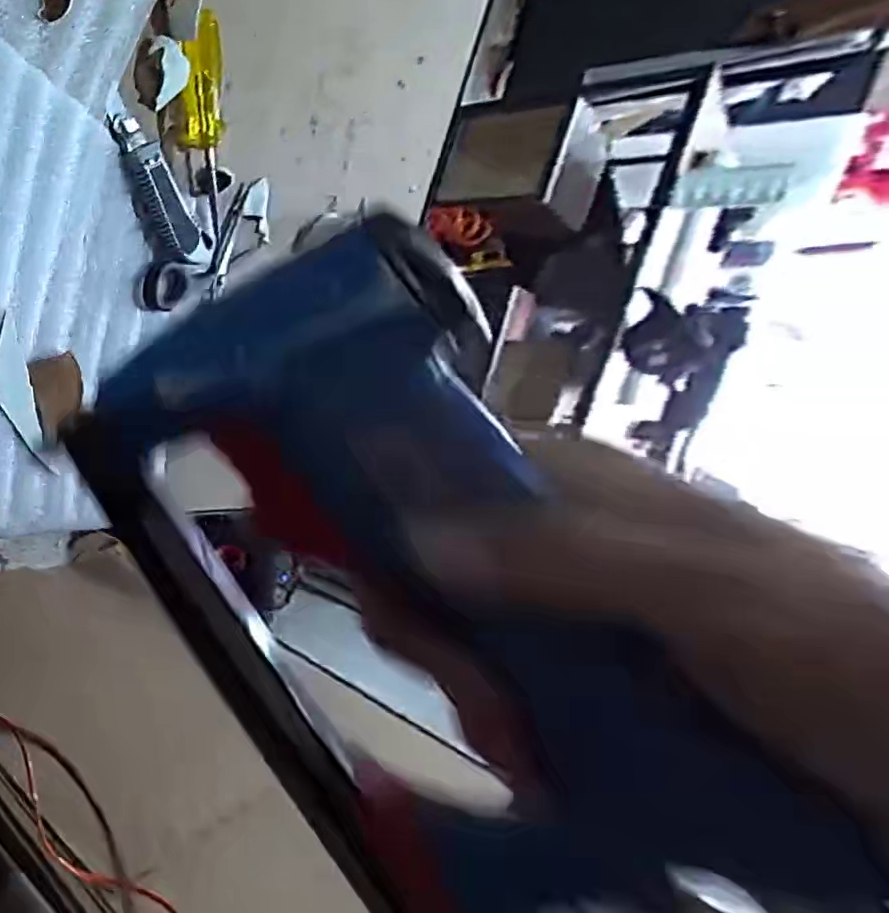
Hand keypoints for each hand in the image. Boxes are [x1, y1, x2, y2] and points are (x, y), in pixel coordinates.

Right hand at [397, 437, 888, 829]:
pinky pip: (480, 674)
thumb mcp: (716, 594)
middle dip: (427, 629)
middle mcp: (538, 532)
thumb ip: (566, 556)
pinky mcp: (563, 665)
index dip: (382, 513)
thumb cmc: (845, 653)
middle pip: (419, 554)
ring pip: (443, 620)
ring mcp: (547, 602)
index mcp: (564, 482)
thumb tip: (413, 544)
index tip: (380, 581)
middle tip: (471, 694)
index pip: (427, 468)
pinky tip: (522, 752)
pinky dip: (486, 716)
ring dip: (459, 685)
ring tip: (511, 743)